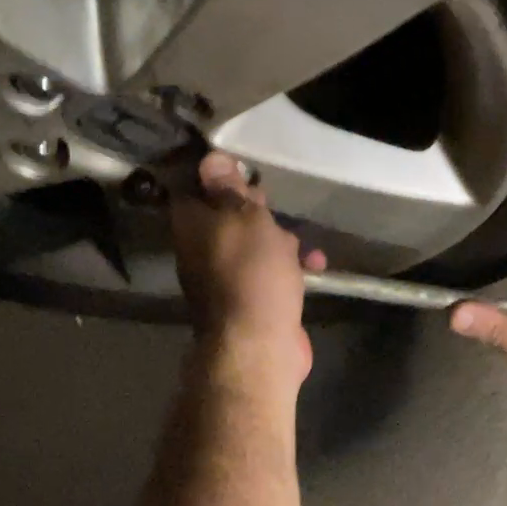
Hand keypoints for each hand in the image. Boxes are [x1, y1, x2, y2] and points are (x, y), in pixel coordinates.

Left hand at [170, 152, 326, 391]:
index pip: (196, 185)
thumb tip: (211, 159)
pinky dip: (291, 268)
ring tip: (301, 243)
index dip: (220, 173)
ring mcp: (228, 280)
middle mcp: (202, 250)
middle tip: (274, 205)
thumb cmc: (251, 273)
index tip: (245, 166)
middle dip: (256, 210)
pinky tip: (315, 267)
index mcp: (191, 225)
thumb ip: (229, 187)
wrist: (260, 346)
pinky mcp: (254, 301)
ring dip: (282, 240)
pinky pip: (271, 274)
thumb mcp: (243, 217)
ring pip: (255, 246)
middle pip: (228, 216)